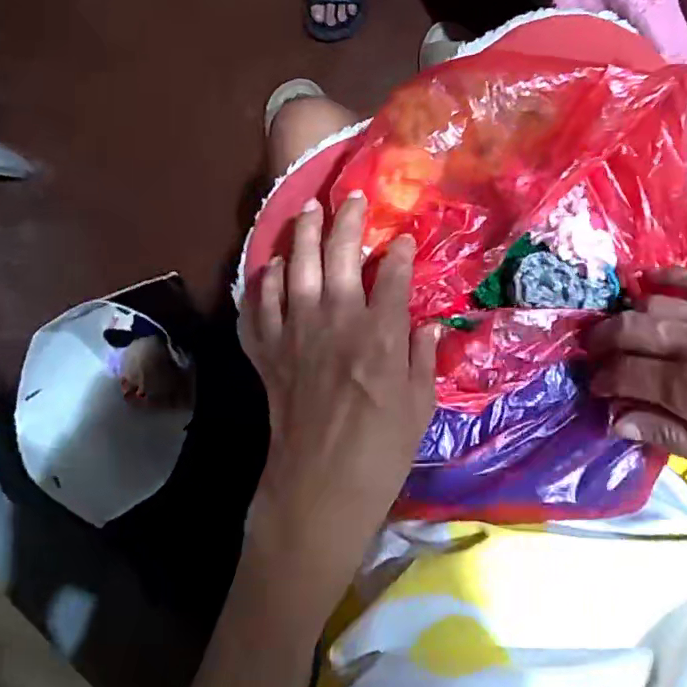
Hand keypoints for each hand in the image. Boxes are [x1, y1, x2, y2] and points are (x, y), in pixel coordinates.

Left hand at [239, 193, 440, 601]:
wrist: (320, 488)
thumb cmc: (381, 451)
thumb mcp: (420, 406)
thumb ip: (423, 357)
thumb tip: (428, 322)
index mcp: (380, 335)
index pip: (392, 276)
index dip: (399, 253)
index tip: (404, 239)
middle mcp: (335, 323)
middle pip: (339, 257)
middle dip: (348, 222)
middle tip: (353, 198)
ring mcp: (295, 335)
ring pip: (294, 270)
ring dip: (301, 236)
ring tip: (307, 211)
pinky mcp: (266, 354)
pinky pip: (258, 308)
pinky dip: (261, 284)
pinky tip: (268, 268)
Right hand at [587, 268, 686, 526]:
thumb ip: (669, 434)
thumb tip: (617, 421)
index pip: (627, 374)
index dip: (603, 382)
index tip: (594, 392)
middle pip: (633, 329)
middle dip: (603, 343)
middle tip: (593, 360)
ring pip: (656, 303)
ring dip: (627, 317)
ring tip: (616, 334)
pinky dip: (665, 281)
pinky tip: (647, 285)